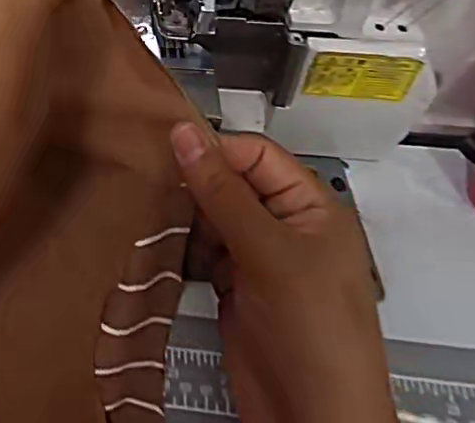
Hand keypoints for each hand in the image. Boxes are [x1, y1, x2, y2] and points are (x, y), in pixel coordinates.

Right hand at [171, 124, 397, 422]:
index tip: (172, 150)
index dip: (216, 150)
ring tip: (156, 211)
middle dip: (196, 182)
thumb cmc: (317, 339)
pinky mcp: (235, 285)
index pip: (255, 155)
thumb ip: (223, 191)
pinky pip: (204, 248)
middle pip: (231, 181)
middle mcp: (285, 226)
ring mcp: (259, 257)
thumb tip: (186, 134)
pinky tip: (166, 244)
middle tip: (156, 179)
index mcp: (310, 207)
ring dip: (186, 214)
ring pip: (212, 214)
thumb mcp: (268, 253)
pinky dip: (184, 246)